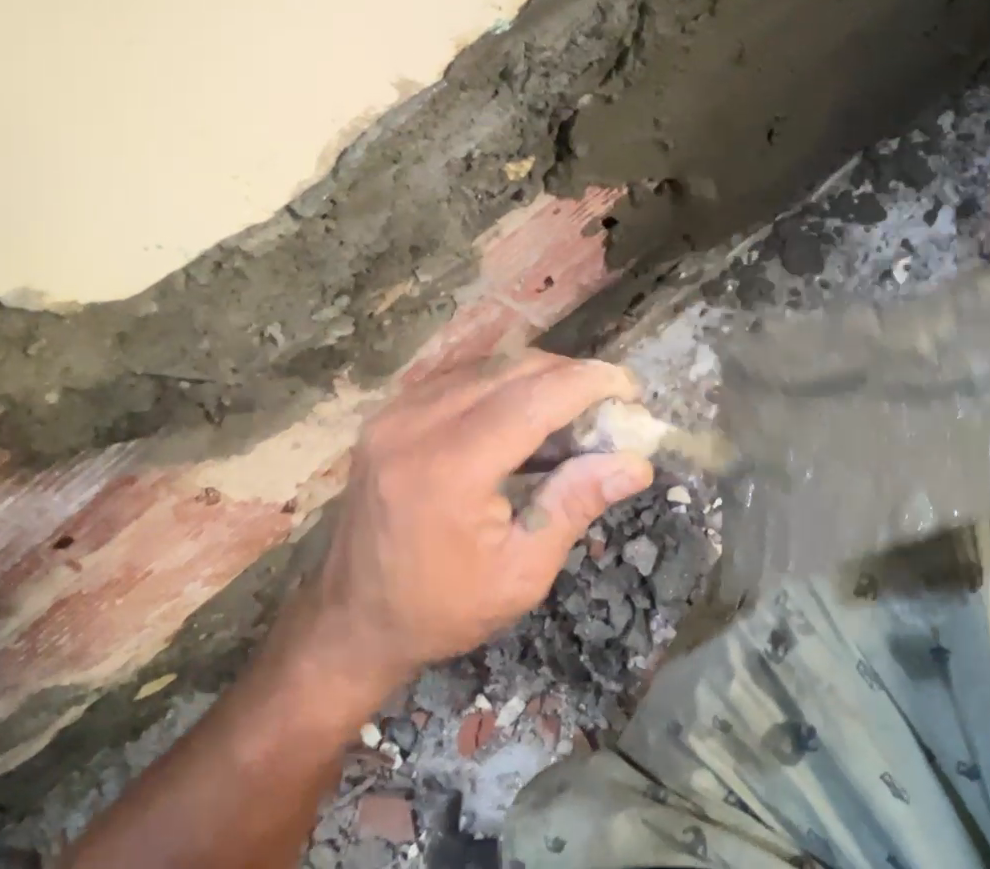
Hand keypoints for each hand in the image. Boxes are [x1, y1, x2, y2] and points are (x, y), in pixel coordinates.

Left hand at [286, 351, 654, 684]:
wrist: (352, 621)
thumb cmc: (442, 609)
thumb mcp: (521, 573)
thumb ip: (574, 505)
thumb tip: (636, 463)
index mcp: (448, 469)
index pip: (531, 398)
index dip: (586, 383)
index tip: (630, 387)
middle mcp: (414, 425)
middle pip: (510, 371)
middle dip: (568, 376)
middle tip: (609, 404)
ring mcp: (393, 415)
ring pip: (484, 367)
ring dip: (537, 378)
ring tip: (573, 413)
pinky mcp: (387, 415)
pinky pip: (458, 379)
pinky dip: (501, 385)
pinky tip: (525, 416)